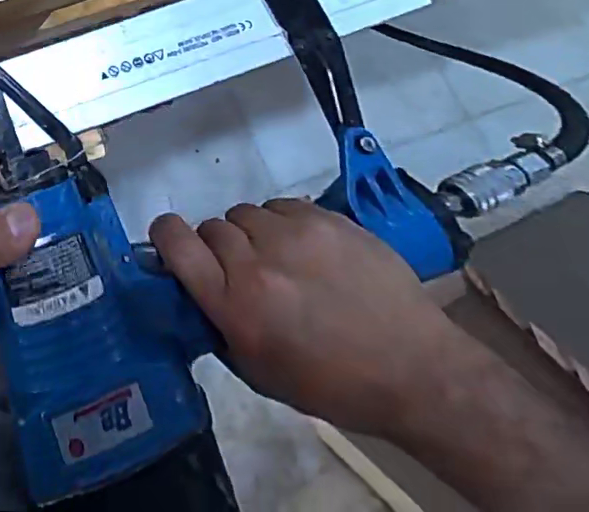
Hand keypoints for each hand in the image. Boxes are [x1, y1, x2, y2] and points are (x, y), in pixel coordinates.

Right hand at [149, 198, 476, 438]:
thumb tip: (188, 286)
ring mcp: (294, 237)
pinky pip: (283, 206)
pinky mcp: (328, 221)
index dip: (166, 236)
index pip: (173, 239)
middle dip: (222, 247)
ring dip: (254, 233)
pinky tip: (309, 251)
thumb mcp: (255, 368)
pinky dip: (286, 224)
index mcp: (233, 303)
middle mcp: (256, 263)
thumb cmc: (332, 383)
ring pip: (245, 213)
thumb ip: (213, 321)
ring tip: (283, 260)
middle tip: (248, 271)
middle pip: (210, 226)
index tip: (175, 245)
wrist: (422, 376)